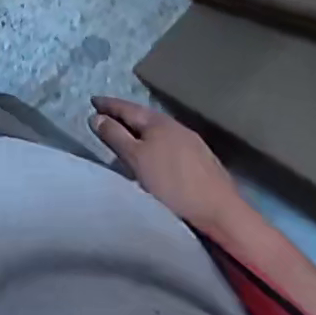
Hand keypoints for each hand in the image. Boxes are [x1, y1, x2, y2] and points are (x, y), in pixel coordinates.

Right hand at [88, 96, 252, 233]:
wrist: (223, 214)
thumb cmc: (172, 184)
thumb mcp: (135, 158)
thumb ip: (114, 135)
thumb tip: (96, 116)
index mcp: (158, 122)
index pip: (126, 107)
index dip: (108, 104)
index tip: (92, 100)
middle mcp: (176, 126)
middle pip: (144, 117)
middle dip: (124, 116)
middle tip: (106, 115)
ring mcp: (193, 143)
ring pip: (159, 131)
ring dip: (141, 131)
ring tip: (128, 135)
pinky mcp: (203, 161)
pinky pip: (170, 143)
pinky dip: (156, 143)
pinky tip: (155, 153)